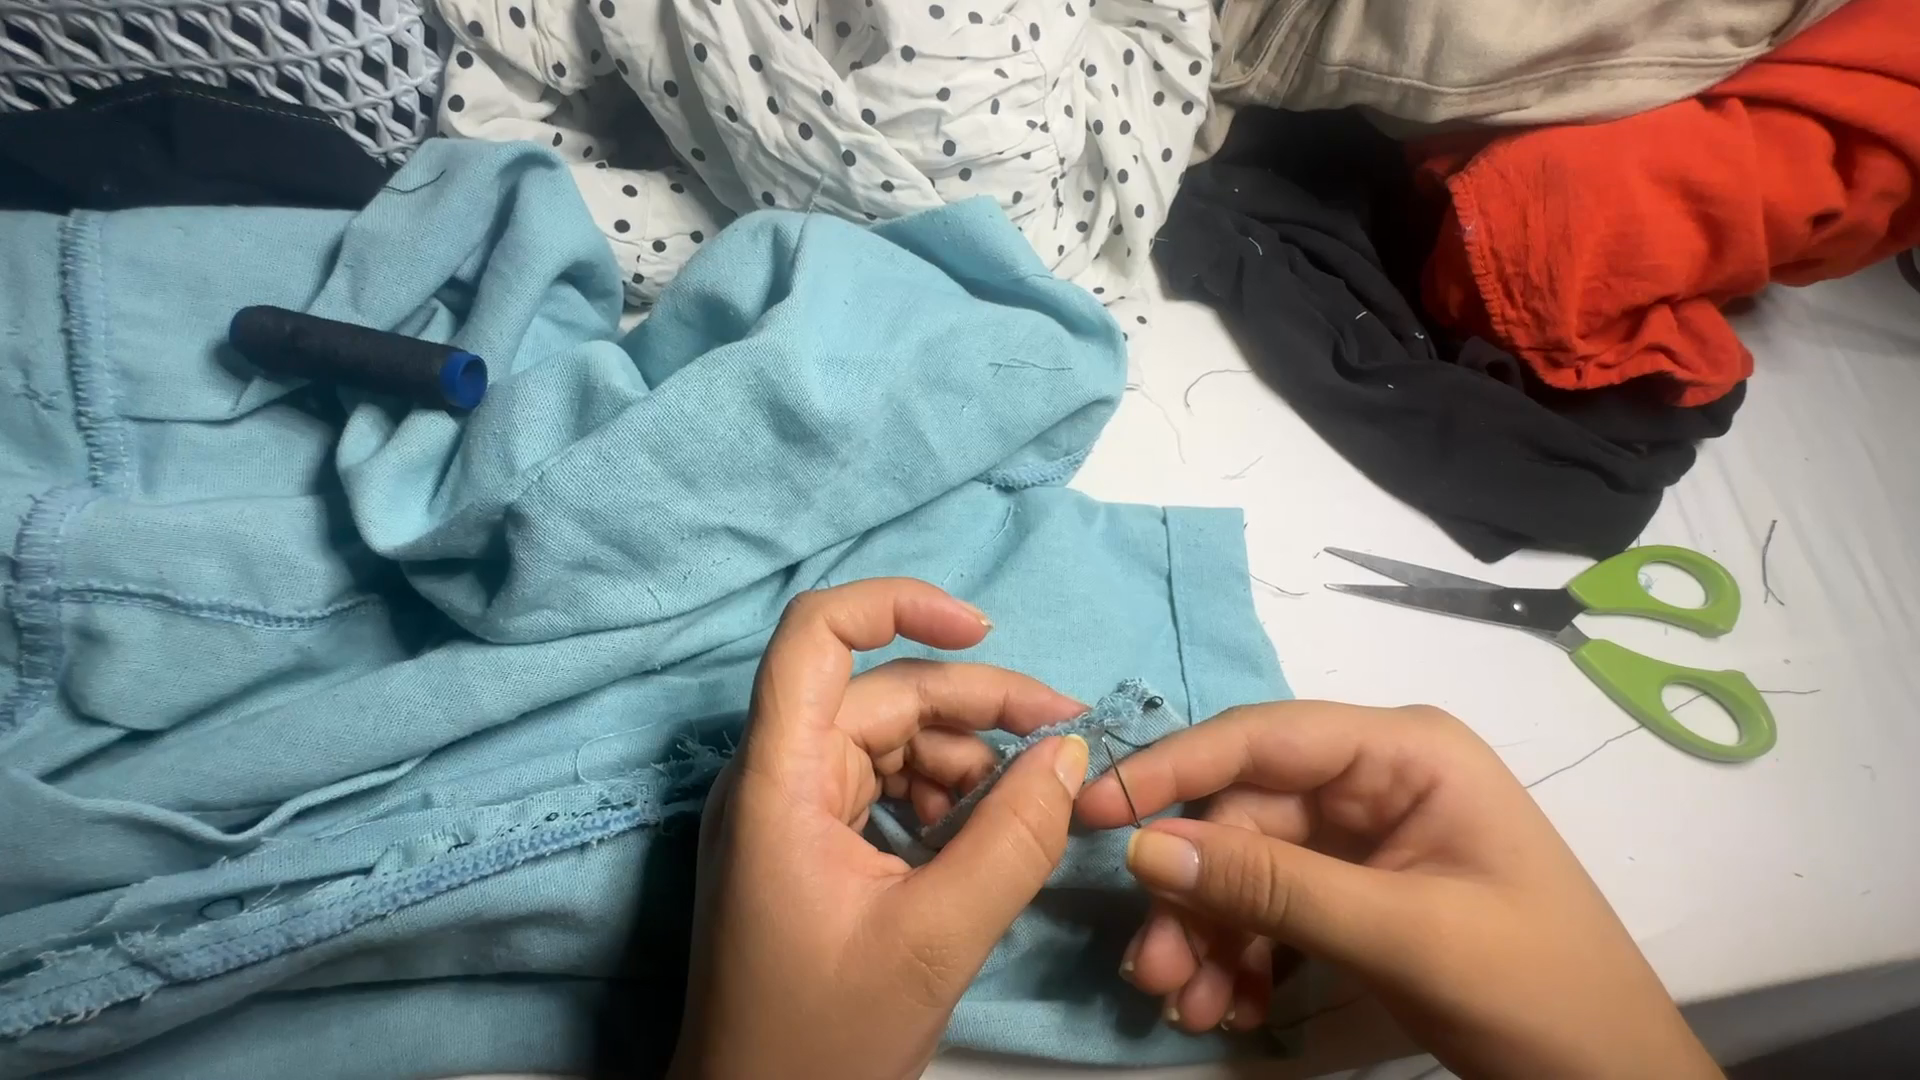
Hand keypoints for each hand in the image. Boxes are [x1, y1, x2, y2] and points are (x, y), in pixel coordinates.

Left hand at [669, 579, 1090, 1079]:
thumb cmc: (821, 1045)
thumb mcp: (935, 942)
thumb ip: (1013, 841)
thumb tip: (1070, 752)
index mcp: (778, 779)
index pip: (816, 635)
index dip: (896, 605)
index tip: (981, 630)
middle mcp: (778, 771)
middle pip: (884, 694)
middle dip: (977, 706)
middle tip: (1062, 737)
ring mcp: (794, 801)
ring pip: (893, 734)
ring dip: (967, 755)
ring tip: (1025, 803)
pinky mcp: (814, 831)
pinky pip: (888, 778)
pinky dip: (943, 790)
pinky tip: (979, 829)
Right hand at [1076, 702, 1722, 1079]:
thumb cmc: (1546, 1000)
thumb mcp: (1405, 938)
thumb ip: (1270, 888)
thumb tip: (1144, 851)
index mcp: (1401, 750)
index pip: (1259, 739)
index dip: (1173, 769)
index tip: (1098, 809)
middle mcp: (1369, 776)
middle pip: (1241, 814)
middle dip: (1194, 892)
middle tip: (1152, 966)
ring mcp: (1356, 831)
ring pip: (1243, 863)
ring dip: (1207, 932)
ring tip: (1185, 1001)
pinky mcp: (1347, 884)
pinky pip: (1266, 902)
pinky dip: (1239, 952)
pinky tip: (1227, 1002)